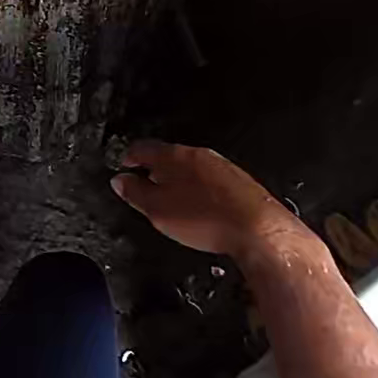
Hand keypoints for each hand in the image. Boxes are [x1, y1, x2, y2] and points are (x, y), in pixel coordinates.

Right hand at [111, 141, 307, 259]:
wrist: (258, 229)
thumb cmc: (204, 218)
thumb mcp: (157, 210)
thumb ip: (135, 193)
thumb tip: (120, 180)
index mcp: (174, 156)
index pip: (144, 148)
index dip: (129, 156)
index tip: (124, 163)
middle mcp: (198, 154)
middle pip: (169, 155)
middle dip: (155, 167)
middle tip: (144, 181)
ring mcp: (221, 166)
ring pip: (191, 166)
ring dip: (177, 177)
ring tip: (170, 195)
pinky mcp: (239, 182)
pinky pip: (210, 179)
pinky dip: (198, 187)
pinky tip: (199, 205)